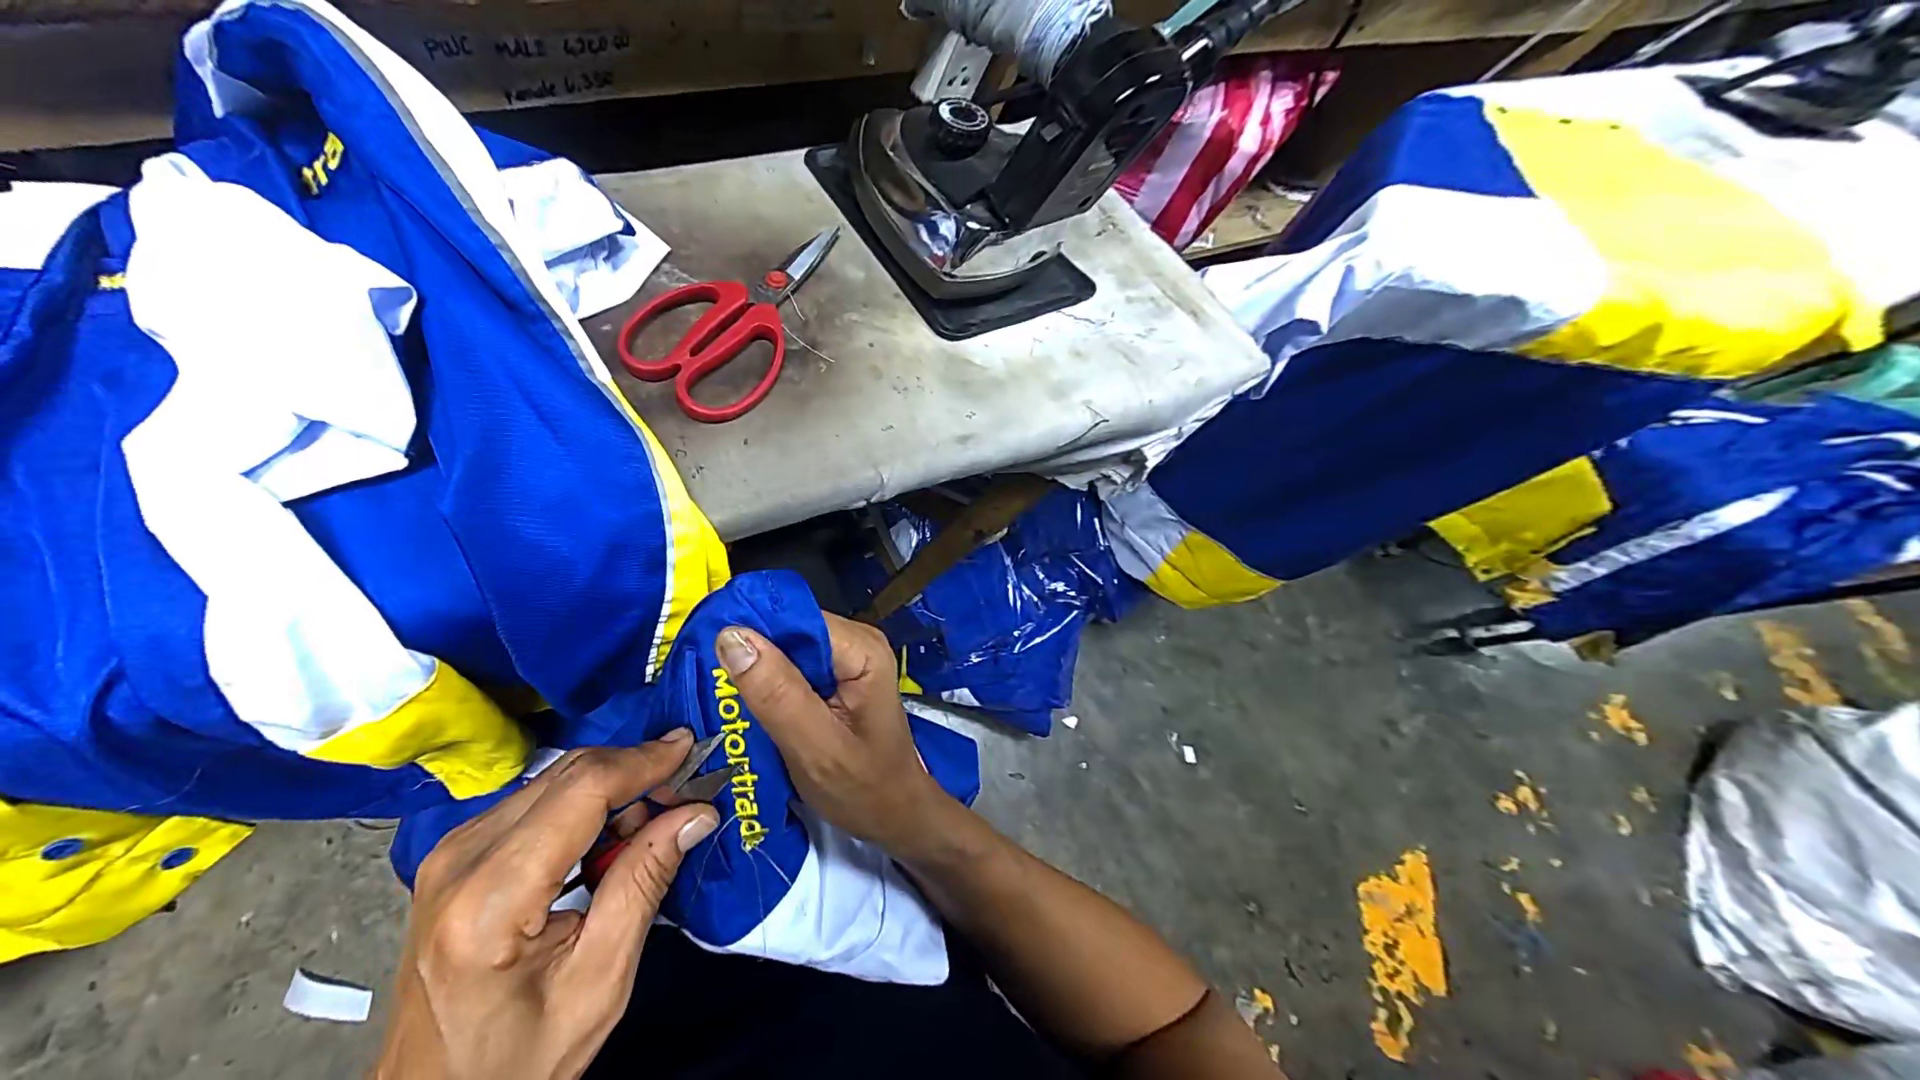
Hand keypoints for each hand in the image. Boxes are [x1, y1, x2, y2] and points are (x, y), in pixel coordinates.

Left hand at [372, 736, 719, 1079]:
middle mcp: (460, 860)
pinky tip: (608, 837)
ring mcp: (451, 853)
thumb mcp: (600, 980)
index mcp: (491, 899)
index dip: (643, 761)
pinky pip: (536, 800)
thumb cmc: (518, 1057)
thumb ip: (645, 883)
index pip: (582, 790)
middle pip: (567, 775)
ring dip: (612, 787)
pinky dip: (584, 804)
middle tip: (684, 795)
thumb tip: (696, 813)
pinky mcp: (456, 854)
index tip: (691, 749)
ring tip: (650, 825)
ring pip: (554, 780)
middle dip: (635, 771)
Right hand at [716, 615, 955, 857]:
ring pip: (783, 648)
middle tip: (702, 681)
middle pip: (787, 629)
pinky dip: (764, 685)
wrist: (895, 814)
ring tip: (714, 694)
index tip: (702, 652)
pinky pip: (789, 668)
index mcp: (861, 650)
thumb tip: (731, 636)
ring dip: (751, 670)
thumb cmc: (864, 789)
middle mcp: (855, 643)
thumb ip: (777, 694)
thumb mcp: (816, 749)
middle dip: (746, 651)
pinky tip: (741, 705)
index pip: (794, 618)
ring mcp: (844, 659)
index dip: (749, 630)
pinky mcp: (832, 678)